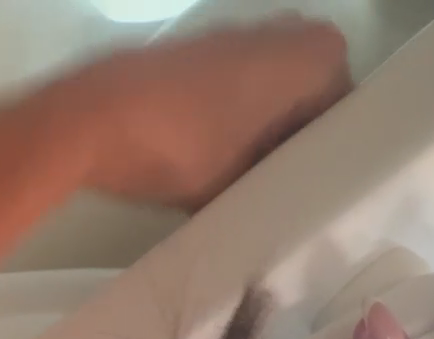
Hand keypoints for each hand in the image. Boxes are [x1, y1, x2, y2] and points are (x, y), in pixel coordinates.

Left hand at [59, 17, 351, 208]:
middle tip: (263, 202)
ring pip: (261, 103)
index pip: (341, 122)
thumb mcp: (229, 185)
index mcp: (320, 55)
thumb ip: (263, 192)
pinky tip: (199, 167)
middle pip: (300, 109)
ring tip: (230, 191)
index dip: (316, 168)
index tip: (297, 203)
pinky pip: (224, 97)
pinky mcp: (195, 53)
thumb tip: (267, 211)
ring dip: (249, 141)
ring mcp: (239, 36)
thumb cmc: (176, 147)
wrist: (93, 118)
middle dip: (281, 152)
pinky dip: (219, 127)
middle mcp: (288, 31)